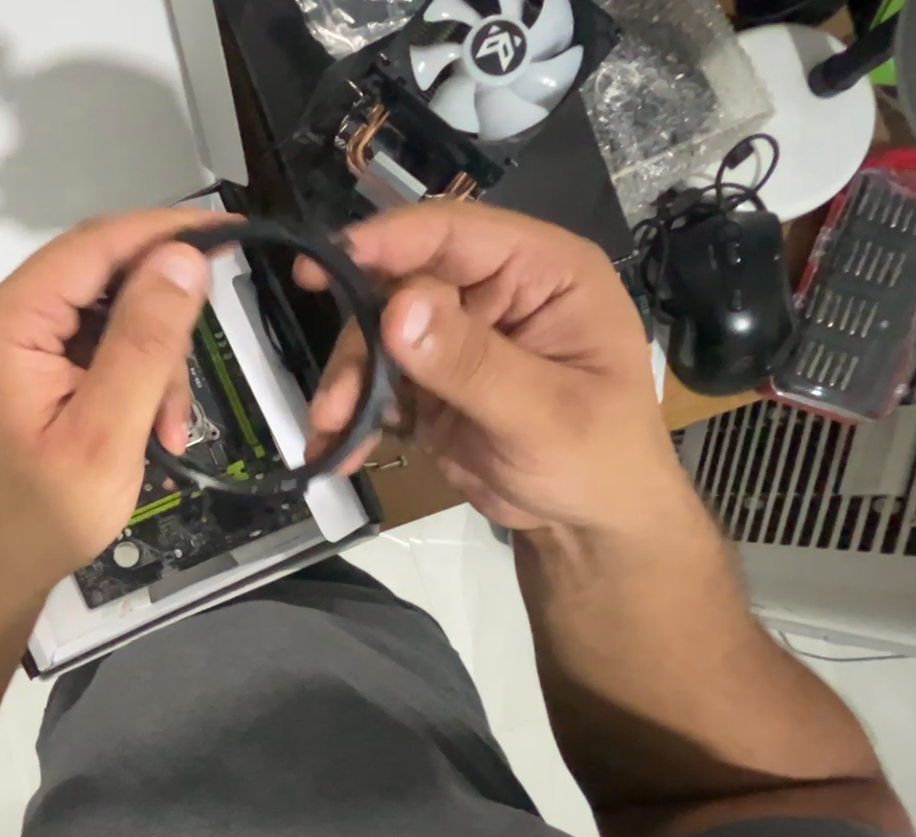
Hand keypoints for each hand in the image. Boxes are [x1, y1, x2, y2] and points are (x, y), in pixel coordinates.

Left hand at [0, 209, 228, 601]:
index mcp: (9, 323)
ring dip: (155, 366)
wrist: (4, 568)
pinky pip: (102, 353)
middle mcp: (8, 321)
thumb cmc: (48, 514)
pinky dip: (137, 384)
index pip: (93, 246)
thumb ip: (144, 343)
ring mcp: (21, 348)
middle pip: (104, 280)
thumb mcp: (106, 433)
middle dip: (161, 328)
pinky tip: (153, 431)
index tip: (233, 233)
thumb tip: (183, 258)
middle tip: (186, 387)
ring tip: (169, 430)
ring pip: (112, 319)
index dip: (165, 232)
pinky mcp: (37, 374)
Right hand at [299, 201, 691, 535]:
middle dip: (358, 347)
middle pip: (397, 291)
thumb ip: (471, 362)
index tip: (317, 268)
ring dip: (347, 387)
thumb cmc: (597, 460)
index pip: (453, 234)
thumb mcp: (543, 412)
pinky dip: (352, 417)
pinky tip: (339, 450)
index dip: (384, 242)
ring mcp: (454, 342)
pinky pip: (375, 386)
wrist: (586, 523)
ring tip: (331, 434)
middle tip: (332, 404)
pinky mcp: (426, 385)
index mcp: (540, 273)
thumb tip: (397, 309)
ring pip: (376, 341)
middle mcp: (491, 295)